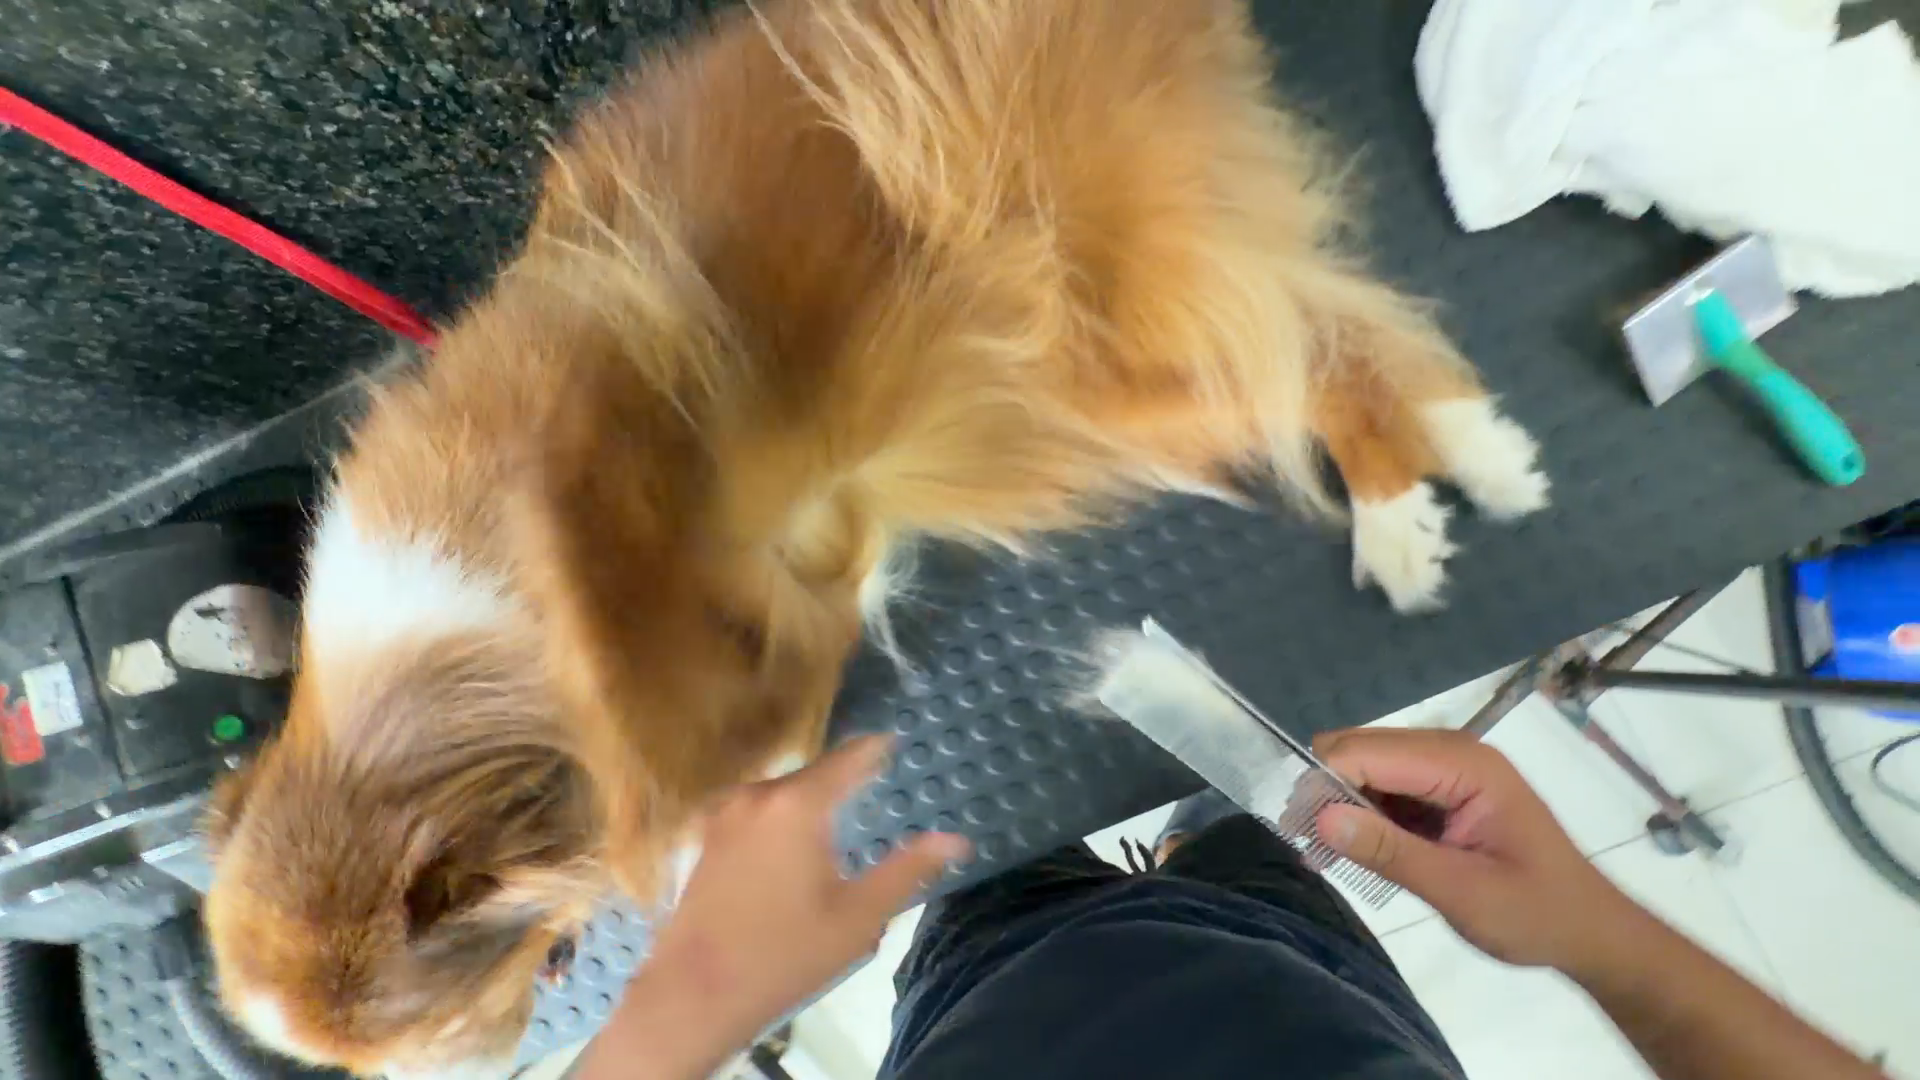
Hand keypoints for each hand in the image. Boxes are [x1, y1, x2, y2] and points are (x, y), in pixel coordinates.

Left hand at [632, 737, 968, 1050]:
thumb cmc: (784, 956)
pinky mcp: (707, 834)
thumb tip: (958, 840)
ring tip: (841, 826)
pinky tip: (793, 852)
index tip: (902, 741)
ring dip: (814, 801)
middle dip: (848, 782)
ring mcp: (726, 811)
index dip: (880, 747)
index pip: (852, 755)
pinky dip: (784, 817)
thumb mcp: (858, 918)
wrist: (689, 1000)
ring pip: (787, 791)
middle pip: (818, 773)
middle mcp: (759, 793)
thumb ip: (909, 869)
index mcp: (798, 803)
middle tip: (878, 795)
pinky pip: (760, 809)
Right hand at [1312, 727, 1642, 974]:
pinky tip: (1350, 843)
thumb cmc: (1537, 915)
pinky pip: (1377, 779)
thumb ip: (1390, 852)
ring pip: (1360, 760)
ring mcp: (1442, 763)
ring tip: (1323, 847)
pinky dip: (1356, 807)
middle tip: (1309, 841)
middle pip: (1357, 747)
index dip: (1326, 784)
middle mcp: (1448, 749)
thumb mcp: (1463, 893)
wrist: (1593, 936)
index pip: (1367, 753)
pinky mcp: (1435, 783)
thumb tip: (1319, 816)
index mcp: (1463, 764)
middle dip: (1324, 789)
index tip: (1302, 830)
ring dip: (1337, 799)